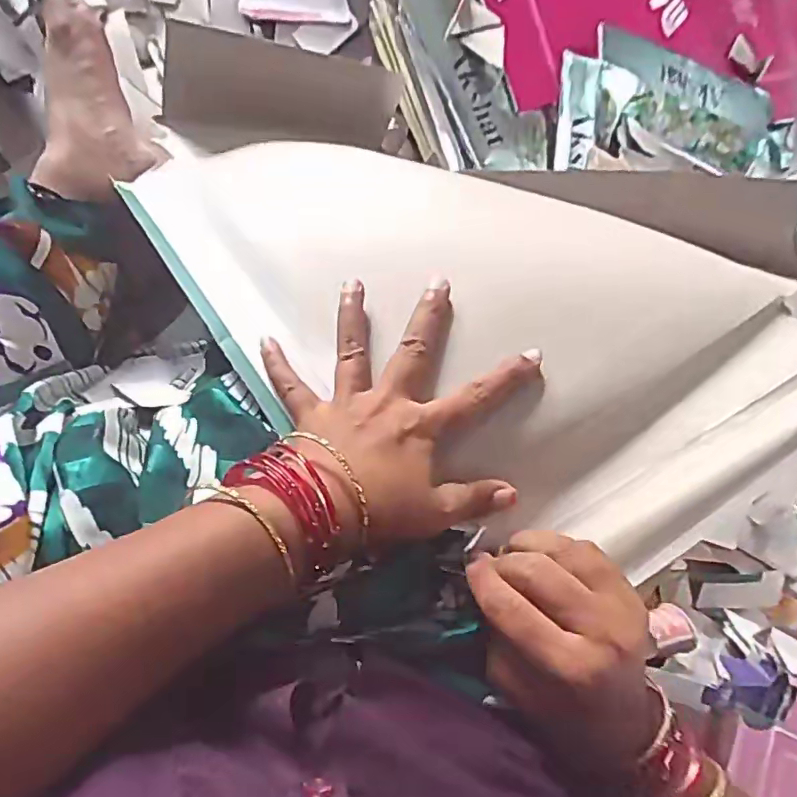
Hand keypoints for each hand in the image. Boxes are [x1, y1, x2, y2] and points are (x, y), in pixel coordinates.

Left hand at [258, 278, 542, 546]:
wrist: (322, 511)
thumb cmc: (379, 512)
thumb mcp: (433, 514)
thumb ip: (472, 500)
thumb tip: (512, 494)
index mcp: (420, 428)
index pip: (474, 399)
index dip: (505, 379)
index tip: (531, 354)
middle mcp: (385, 404)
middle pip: (413, 354)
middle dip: (428, 318)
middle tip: (437, 282)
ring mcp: (346, 404)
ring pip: (352, 352)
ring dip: (353, 317)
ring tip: (353, 284)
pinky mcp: (309, 414)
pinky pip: (291, 384)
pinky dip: (277, 363)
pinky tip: (265, 339)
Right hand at [465, 531, 661, 779]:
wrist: (621, 720)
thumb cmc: (557, 710)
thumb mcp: (511, 684)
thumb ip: (494, 636)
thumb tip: (479, 587)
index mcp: (570, 665)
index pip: (513, 609)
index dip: (483, 581)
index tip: (468, 568)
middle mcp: (603, 630)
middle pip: (538, 572)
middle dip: (503, 562)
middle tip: (487, 566)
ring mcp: (623, 607)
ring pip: (565, 552)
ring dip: (529, 547)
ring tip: (512, 556)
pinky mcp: (632, 592)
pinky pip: (587, 550)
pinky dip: (556, 546)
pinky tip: (541, 556)